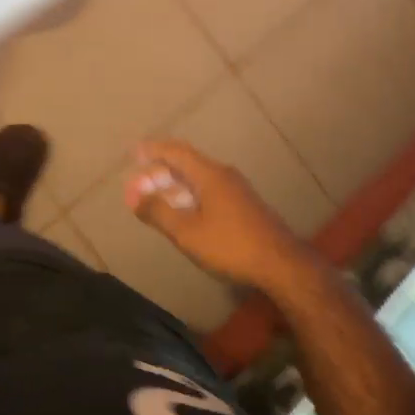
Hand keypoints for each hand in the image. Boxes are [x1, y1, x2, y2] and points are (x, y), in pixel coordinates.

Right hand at [125, 139, 318, 291]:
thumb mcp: (187, 232)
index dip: (153, 150)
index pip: (176, 151)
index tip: (134, 151)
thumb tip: (133, 196)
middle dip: (161, 171)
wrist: (281, 263)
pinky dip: (190, 194)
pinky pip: (209, 189)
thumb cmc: (230, 245)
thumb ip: (159, 212)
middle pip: (187, 163)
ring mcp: (236, 189)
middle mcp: (223, 174)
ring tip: (158, 197)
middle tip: (141, 183)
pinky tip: (185, 212)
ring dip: (175, 184)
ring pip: (198, 178)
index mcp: (208, 174)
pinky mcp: (244, 205)